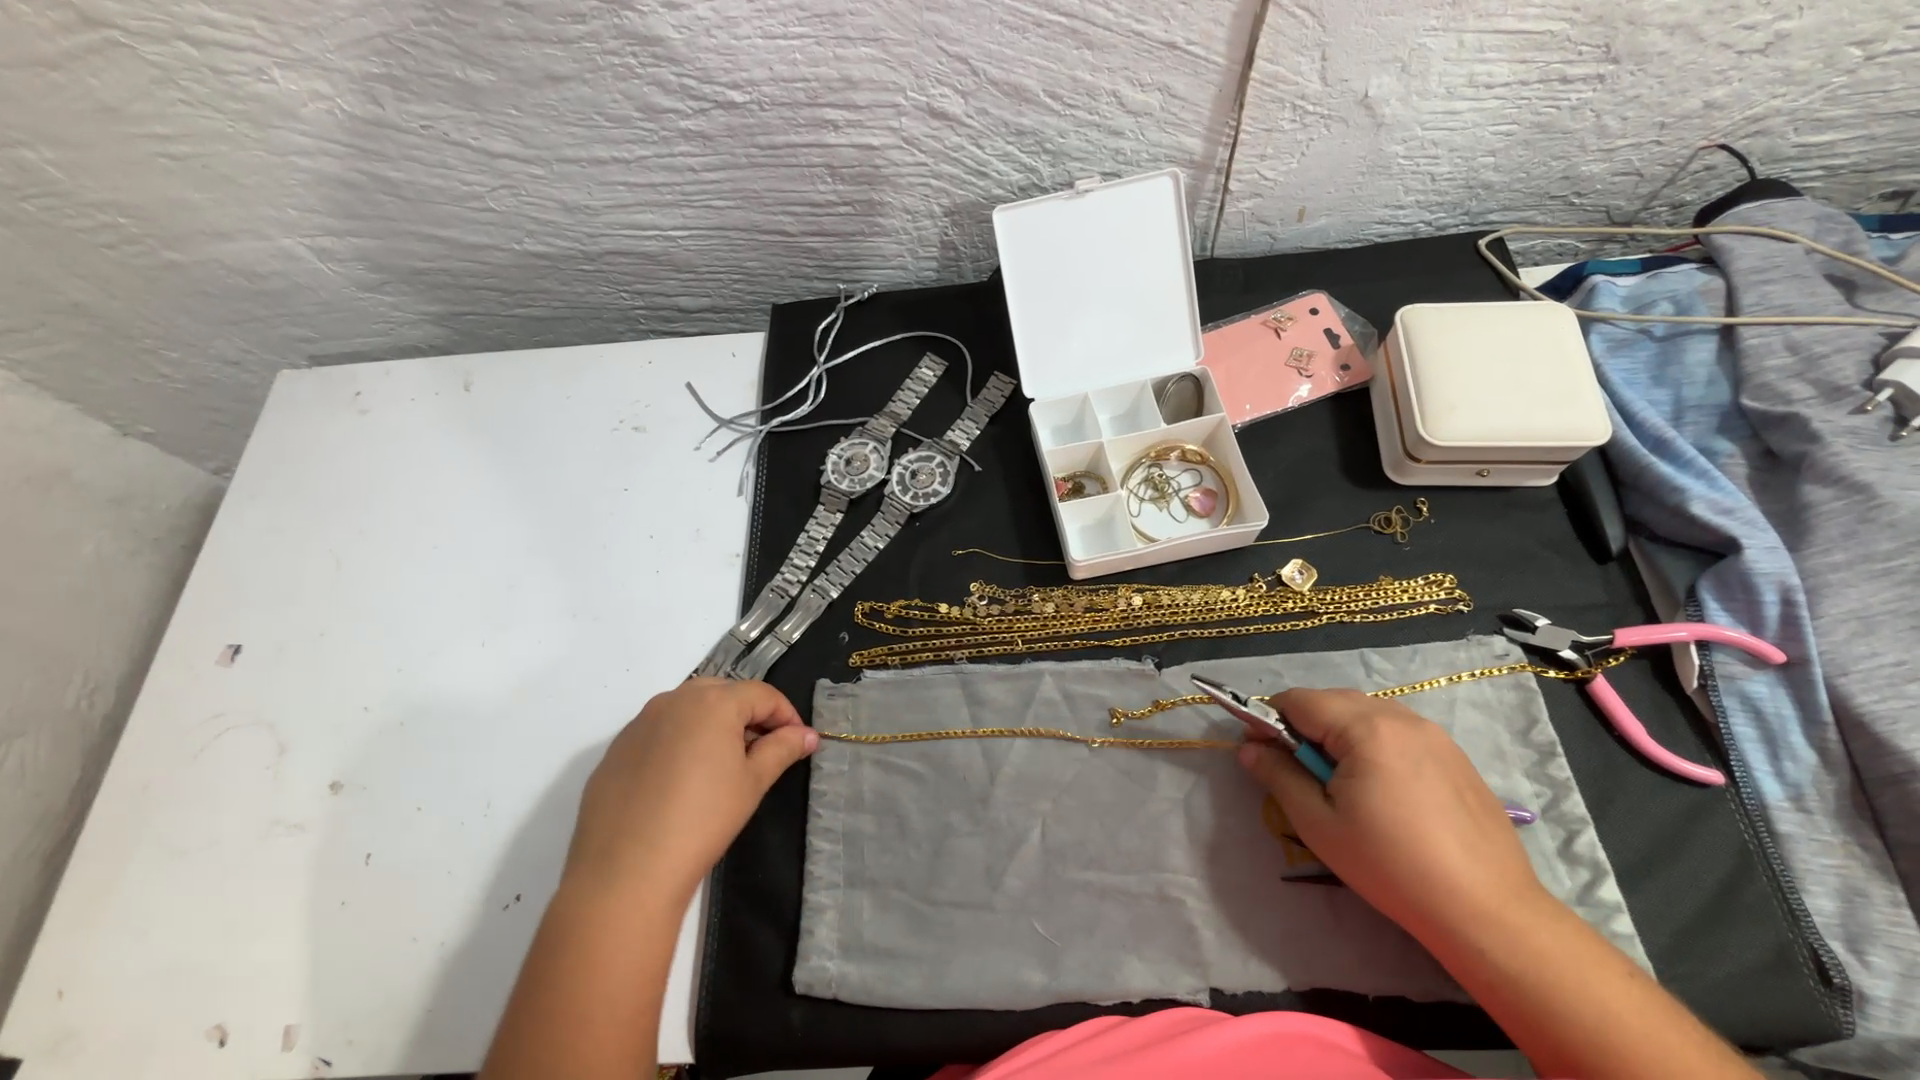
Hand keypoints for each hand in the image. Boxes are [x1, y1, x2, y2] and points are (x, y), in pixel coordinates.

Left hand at [564, 677, 817, 898]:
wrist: (625, 869)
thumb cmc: (702, 820)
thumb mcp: (752, 783)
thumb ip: (781, 750)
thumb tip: (806, 735)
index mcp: (712, 702)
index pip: (762, 694)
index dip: (786, 715)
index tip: (798, 743)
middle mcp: (673, 700)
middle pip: (723, 693)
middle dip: (748, 715)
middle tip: (763, 752)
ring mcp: (639, 723)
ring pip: (688, 710)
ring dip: (713, 726)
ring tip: (723, 767)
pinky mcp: (616, 749)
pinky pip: (659, 732)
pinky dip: (679, 743)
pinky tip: (682, 783)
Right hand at [1237, 688, 1549, 940]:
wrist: (1484, 908)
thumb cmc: (1389, 865)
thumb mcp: (1318, 824)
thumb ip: (1279, 776)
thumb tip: (1248, 749)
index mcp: (1365, 728)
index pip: (1300, 701)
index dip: (1269, 720)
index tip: (1259, 753)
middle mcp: (1401, 718)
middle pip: (1334, 701)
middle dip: (1304, 725)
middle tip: (1295, 771)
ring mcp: (1434, 735)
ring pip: (1368, 714)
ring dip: (1339, 734)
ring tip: (1337, 783)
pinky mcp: (1455, 756)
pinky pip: (1398, 732)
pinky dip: (1373, 745)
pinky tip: (1379, 791)